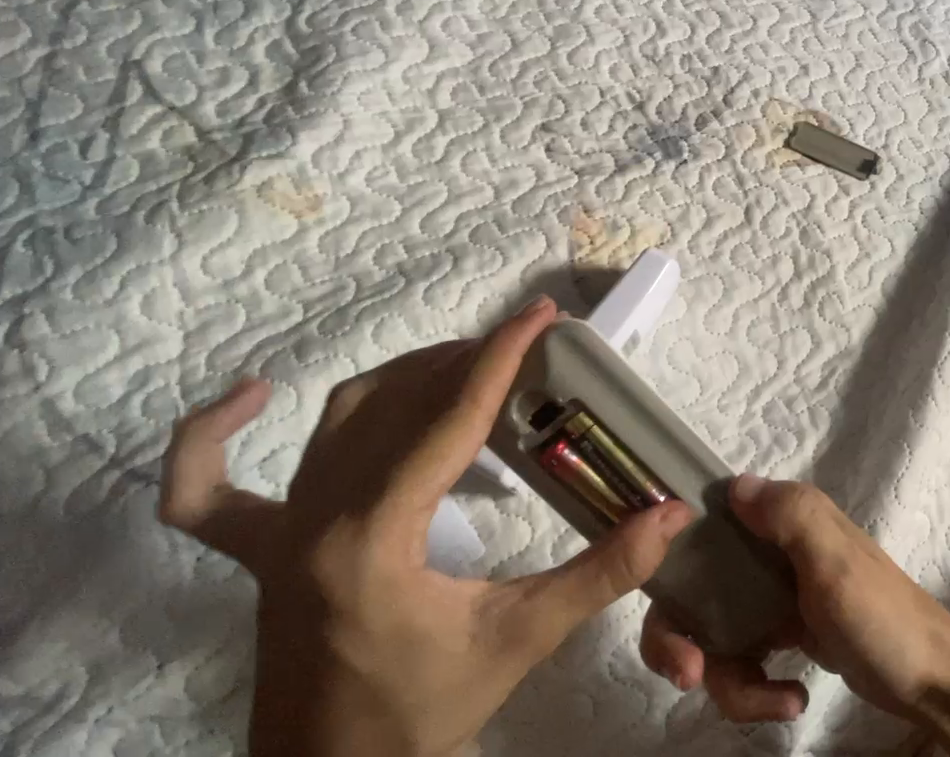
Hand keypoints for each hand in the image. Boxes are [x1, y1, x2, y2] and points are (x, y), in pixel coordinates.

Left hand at [159, 296, 695, 756]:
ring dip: (406, 377)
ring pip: (339, 420)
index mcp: (373, 537)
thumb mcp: (522, 638)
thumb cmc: (426, 709)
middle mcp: (316, 518)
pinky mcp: (256, 554)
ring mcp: (276, 534)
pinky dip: (213, 435)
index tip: (540, 314)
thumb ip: (603, 573)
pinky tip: (249, 396)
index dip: (500, 358)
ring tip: (466, 363)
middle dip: (469, 361)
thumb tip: (671, 515)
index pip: (448, 420)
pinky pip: (204, 489)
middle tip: (529, 344)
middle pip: (399, 405)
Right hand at [639, 476, 949, 723]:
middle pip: (693, 594)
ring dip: (733, 683)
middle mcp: (775, 554)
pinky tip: (791, 699)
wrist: (928, 679)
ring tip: (777, 700)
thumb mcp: (837, 561)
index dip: (672, 561)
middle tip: (690, 675)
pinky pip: (741, 664)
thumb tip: (734, 483)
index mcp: (789, 524)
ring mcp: (776, 598)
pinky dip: (755, 690)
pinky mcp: (784, 636)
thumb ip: (792, 516)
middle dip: (681, 642)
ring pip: (713, 639)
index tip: (667, 603)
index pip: (708, 525)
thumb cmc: (882, 615)